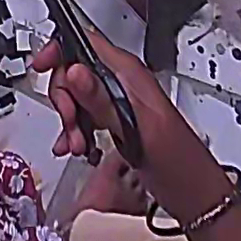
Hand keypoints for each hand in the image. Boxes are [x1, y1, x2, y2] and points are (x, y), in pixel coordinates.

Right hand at [30, 26, 188, 160]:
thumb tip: (74, 71)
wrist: (197, 198)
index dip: (58, 49)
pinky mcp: (116, 117)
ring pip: (76, 94)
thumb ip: (101, 99)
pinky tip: (77, 145)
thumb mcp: (135, 130)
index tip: (42, 66)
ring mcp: (118, 99)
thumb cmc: (179, 164)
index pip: (84, 42)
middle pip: (73, 70)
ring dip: (69, 119)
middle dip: (64, 97)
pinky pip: (84, 113)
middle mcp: (122, 80)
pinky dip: (75, 129)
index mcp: (128, 73)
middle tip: (71, 122)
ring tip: (78, 142)